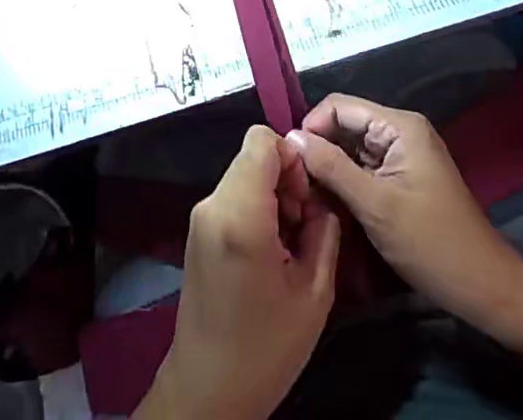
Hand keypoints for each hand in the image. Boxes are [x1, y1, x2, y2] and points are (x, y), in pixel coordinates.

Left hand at [138, 125, 341, 419]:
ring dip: (273, 196)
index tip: (309, 199)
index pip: (260, 141)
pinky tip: (272, 250)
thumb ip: (324, 230)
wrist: (210, 382)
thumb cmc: (268, 344)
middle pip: (252, 157)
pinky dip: (257, 208)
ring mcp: (200, 214)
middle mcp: (212, 202)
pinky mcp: (198, 228)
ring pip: (244, 176)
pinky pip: (233, 196)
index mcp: (239, 212)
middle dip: (286, 180)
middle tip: (305, 228)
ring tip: (292, 244)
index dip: (292, 157)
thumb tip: (321, 196)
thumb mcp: (315, 290)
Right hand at [286, 95, 522, 330]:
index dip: (311, 128)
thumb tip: (289, 137)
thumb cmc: (433, 244)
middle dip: (317, 148)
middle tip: (297, 182)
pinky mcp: (398, 175)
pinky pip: (358, 165)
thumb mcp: (375, 205)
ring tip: (309, 194)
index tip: (293, 162)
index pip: (337, 106)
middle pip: (341, 124)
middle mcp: (399, 131)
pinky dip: (341, 180)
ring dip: (327, 167)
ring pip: (346, 146)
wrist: (486, 290)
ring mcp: (400, 154)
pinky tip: (329, 202)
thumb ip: (331, 166)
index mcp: (399, 126)